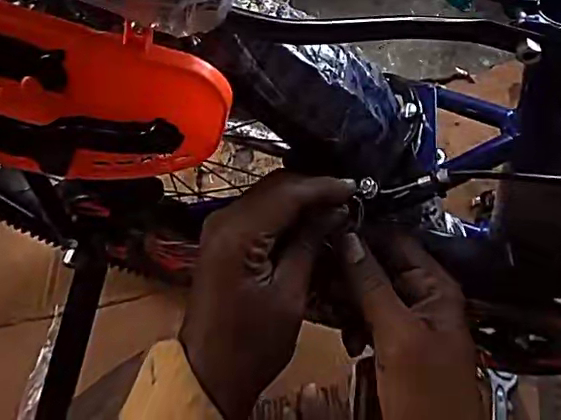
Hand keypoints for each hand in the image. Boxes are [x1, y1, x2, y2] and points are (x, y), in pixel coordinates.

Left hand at [179, 172, 355, 418]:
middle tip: (346, 198)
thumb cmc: (250, 345)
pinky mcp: (223, 234)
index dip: (321, 187)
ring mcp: (220, 224)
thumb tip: (333, 212)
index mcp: (237, 232)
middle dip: (312, 189)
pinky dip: (284, 212)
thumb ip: (309, 245)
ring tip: (333, 208)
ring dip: (299, 198)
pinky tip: (307, 222)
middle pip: (274, 187)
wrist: (209, 373)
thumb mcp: (289, 297)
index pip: (285, 192)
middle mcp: (224, 218)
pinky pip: (258, 210)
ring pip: (267, 194)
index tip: (351, 188)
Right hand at [337, 231, 482, 419]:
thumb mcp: (397, 337)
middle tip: (317, 268)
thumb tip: (347, 235)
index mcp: (435, 288)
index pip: (395, 238)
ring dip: (346, 298)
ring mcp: (408, 325)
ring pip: (368, 292)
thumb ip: (371, 284)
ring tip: (327, 304)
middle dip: (348, 268)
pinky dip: (352, 323)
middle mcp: (422, 298)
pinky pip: (367, 320)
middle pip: (379, 264)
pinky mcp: (395, 348)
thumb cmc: (428, 401)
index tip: (326, 226)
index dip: (362, 230)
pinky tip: (344, 338)